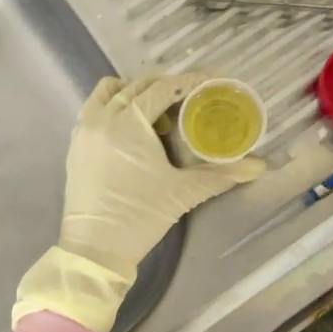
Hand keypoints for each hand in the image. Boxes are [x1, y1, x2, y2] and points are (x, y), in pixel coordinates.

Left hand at [13, 74, 264, 331]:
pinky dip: (113, 106)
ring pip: (109, 92)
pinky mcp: (75, 145)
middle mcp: (103, 118)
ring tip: (155, 112)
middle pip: (137, 85)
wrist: (94, 249)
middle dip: (165, 86)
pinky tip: (131, 129)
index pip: (163, 89)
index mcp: (129, 123)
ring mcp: (84, 130)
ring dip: (134, 91)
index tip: (209, 82)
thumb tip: (257, 166)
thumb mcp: (182, 193)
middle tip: (189, 99)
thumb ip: (221, 175)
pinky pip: (93, 109)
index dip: (189, 82)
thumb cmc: (139, 218)